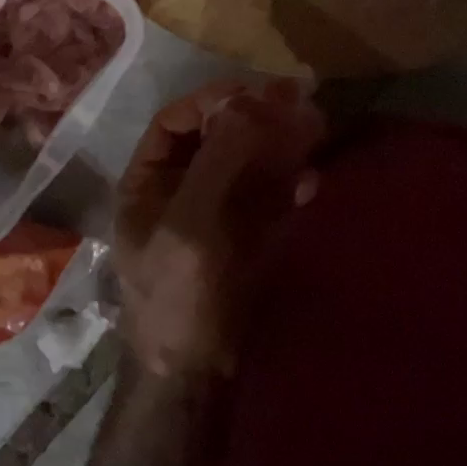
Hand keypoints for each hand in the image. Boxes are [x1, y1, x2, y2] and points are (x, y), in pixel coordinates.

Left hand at [113, 79, 325, 377]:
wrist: (194, 374)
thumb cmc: (175, 295)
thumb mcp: (189, 224)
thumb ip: (217, 160)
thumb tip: (248, 102)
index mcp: (149, 182)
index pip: (175, 122)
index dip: (211, 101)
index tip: (253, 92)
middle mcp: (181, 190)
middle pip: (218, 138)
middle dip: (257, 118)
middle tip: (300, 99)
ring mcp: (217, 214)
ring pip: (249, 165)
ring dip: (282, 144)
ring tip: (317, 126)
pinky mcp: (248, 238)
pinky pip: (270, 199)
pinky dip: (291, 185)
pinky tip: (313, 180)